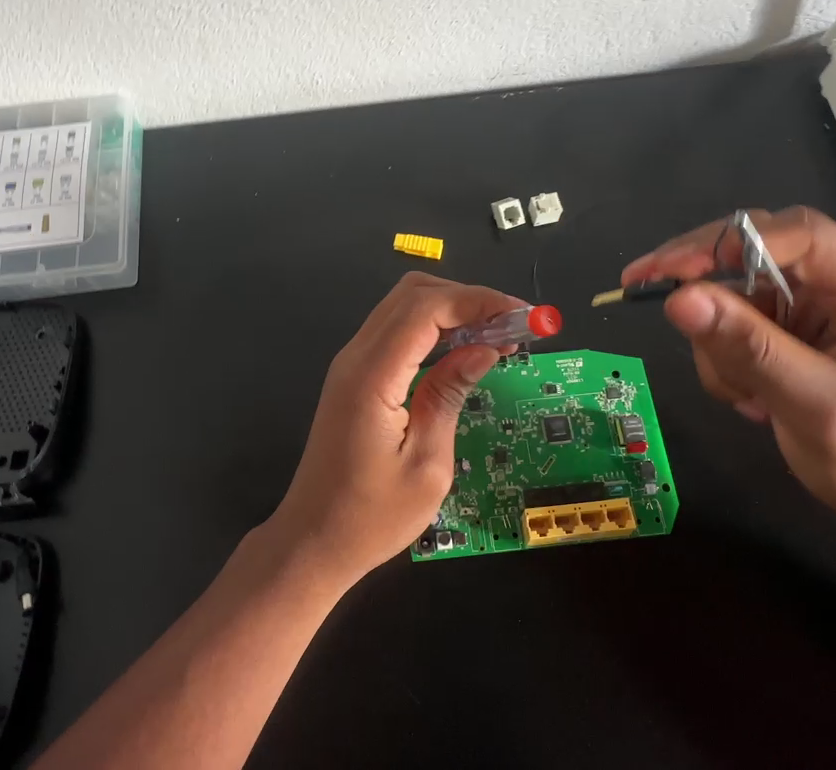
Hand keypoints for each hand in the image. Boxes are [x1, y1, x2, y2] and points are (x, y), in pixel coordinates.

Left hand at [261, 273, 525, 589]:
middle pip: (412, 294)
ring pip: (402, 307)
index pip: (425, 309)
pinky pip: (396, 332)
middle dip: (467, 298)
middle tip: (514, 325)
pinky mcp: (354, 376)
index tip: (522, 314)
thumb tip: (484, 349)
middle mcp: (356, 357)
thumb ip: (450, 396)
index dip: (477, 300)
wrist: (313, 540)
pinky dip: (433, 328)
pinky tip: (463, 350)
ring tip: (497, 336)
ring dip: (451, 310)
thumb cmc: (372, 517)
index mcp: (372, 377)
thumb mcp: (427, 464)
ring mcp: (350, 364)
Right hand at [622, 207, 835, 529]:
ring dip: (717, 342)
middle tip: (641, 285)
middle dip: (704, 276)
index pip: (800, 236)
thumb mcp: (817, 407)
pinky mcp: (784, 328)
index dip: (733, 242)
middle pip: (757, 248)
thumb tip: (677, 298)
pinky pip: (726, 321)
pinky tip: (750, 398)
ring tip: (746, 397)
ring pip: (731, 289)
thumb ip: (750, 349)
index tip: (671, 270)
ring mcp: (810, 306)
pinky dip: (720, 359)